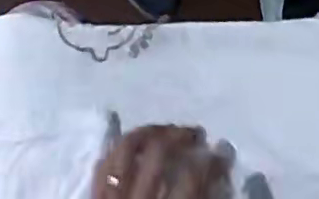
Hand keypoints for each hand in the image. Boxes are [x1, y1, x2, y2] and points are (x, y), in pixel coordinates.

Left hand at [92, 124, 232, 198]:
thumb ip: (199, 198)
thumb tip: (218, 180)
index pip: (193, 179)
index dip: (212, 162)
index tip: (224, 152)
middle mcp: (137, 198)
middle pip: (158, 154)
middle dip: (180, 136)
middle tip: (198, 133)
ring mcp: (111, 196)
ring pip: (127, 149)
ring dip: (149, 132)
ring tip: (167, 128)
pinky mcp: (94, 196)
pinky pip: (103, 165)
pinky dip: (118, 149)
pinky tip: (133, 141)